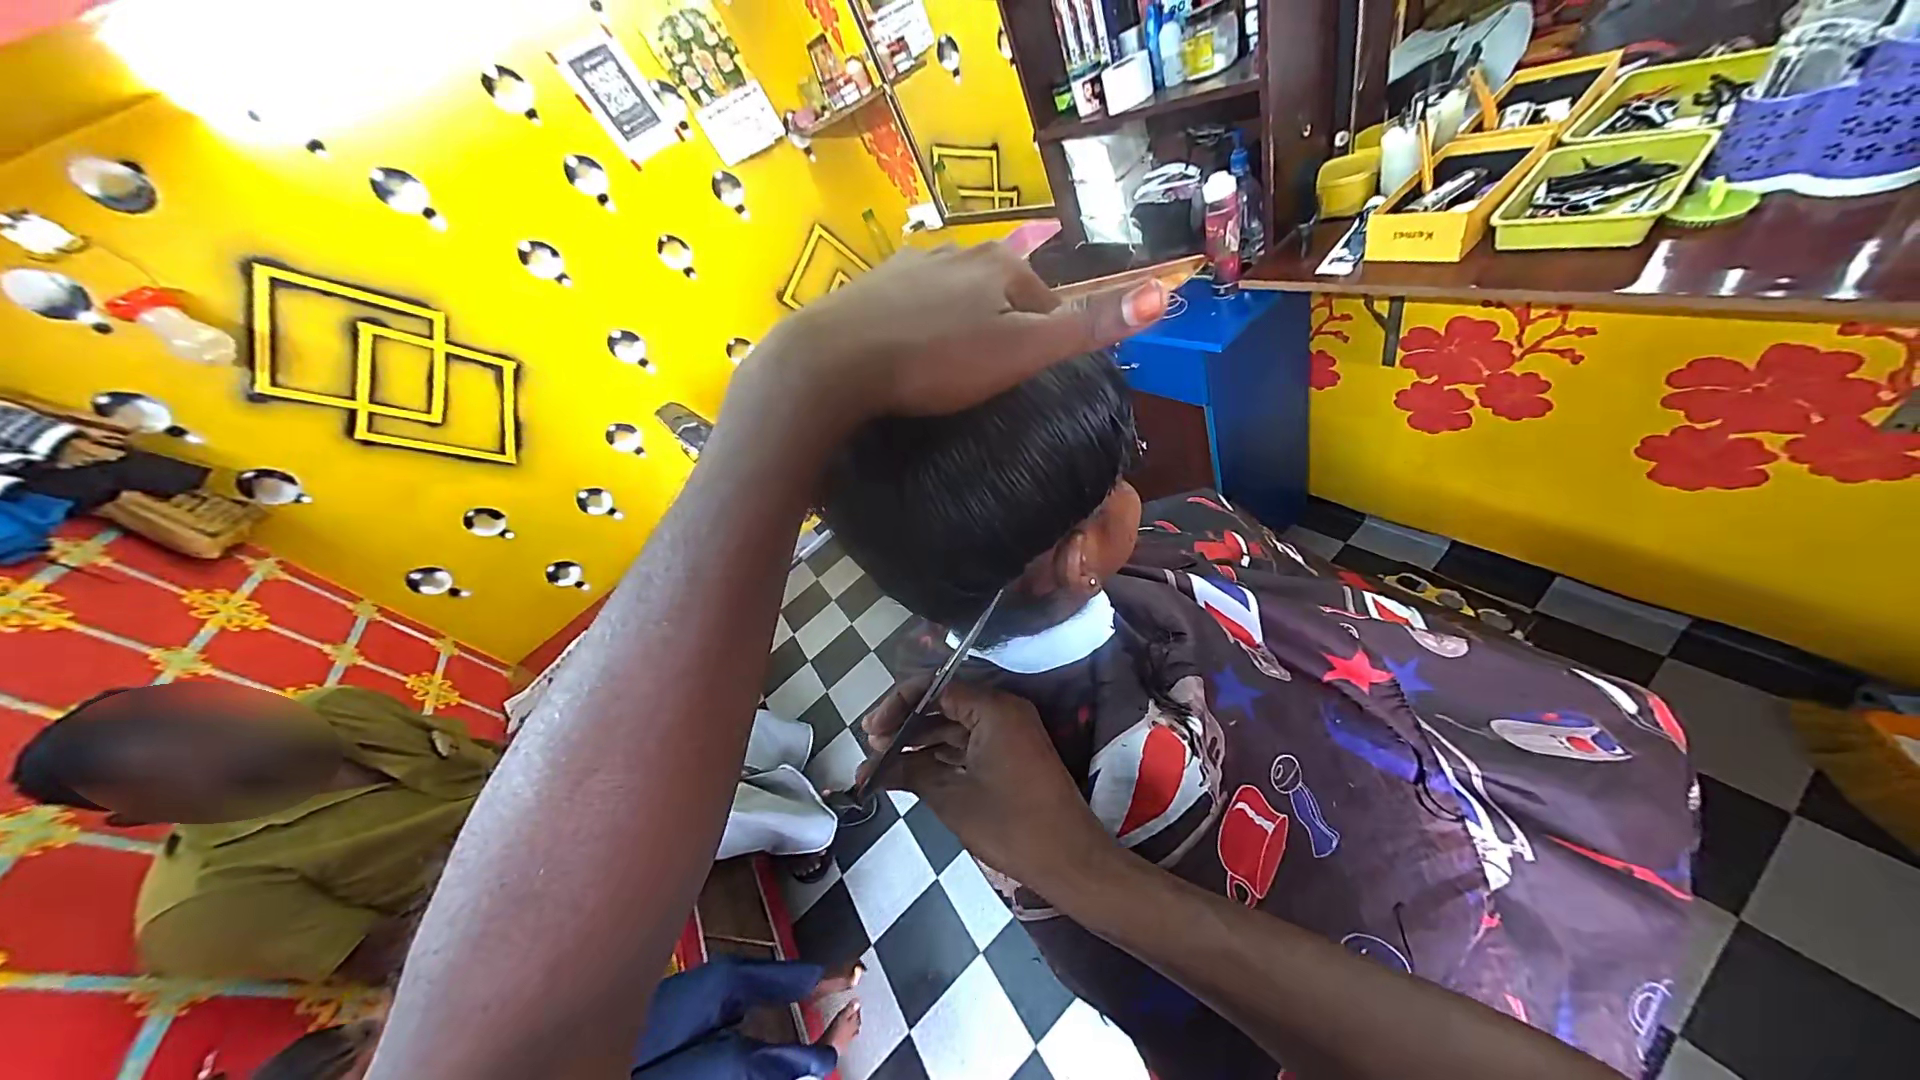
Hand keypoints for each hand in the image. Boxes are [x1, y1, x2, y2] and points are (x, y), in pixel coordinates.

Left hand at [744, 241, 1167, 430]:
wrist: (838, 361)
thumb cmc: (938, 361)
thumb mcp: (1022, 351)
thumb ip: (1087, 326)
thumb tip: (1164, 293)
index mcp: (1002, 268)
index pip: (1045, 298)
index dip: (1049, 335)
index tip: (1038, 374)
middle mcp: (959, 254)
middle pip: (1001, 290)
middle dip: (1005, 325)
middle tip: (994, 375)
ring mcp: (911, 266)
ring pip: (955, 292)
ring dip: (964, 321)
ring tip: (955, 364)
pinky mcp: (873, 286)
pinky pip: (913, 302)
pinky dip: (921, 322)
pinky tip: (910, 346)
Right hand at [858, 679, 1116, 890]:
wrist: (1069, 860)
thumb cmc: (1012, 826)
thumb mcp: (952, 797)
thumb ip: (909, 773)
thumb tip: (871, 769)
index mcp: (994, 708)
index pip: (935, 687)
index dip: (898, 705)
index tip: (871, 731)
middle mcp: (1003, 710)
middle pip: (942, 703)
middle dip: (904, 724)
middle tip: (871, 747)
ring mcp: (1008, 731)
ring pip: (952, 725)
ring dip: (918, 742)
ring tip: (881, 763)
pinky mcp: (1010, 752)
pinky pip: (967, 742)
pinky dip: (939, 755)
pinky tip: (909, 771)